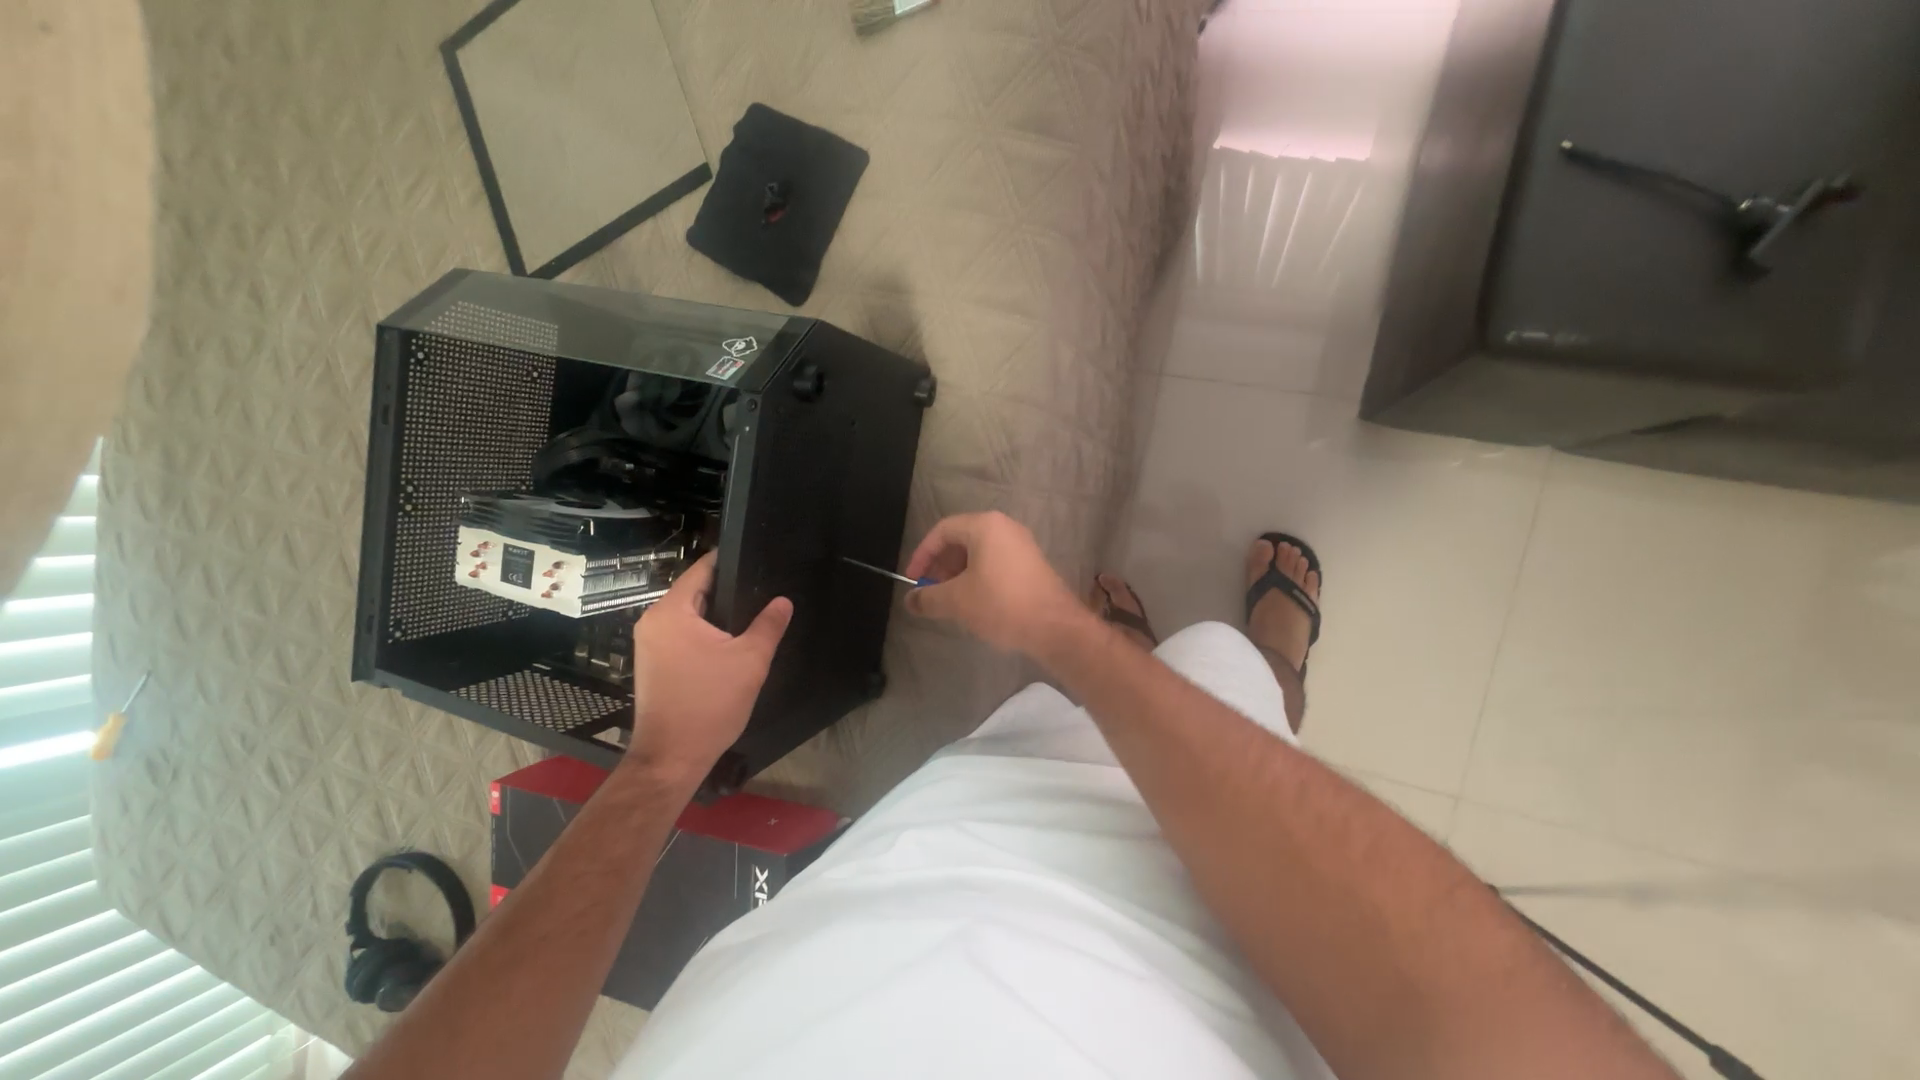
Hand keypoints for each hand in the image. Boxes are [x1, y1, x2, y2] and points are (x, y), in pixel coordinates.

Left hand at [628, 553, 792, 790]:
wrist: (672, 757)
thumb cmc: (709, 703)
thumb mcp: (750, 661)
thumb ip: (768, 625)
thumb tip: (783, 601)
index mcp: (671, 611)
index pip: (701, 570)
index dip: (730, 562)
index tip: (757, 559)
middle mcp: (653, 621)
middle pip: (694, 592)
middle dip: (728, 591)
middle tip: (762, 592)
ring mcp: (649, 645)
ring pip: (688, 617)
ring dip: (717, 616)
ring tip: (752, 617)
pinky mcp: (653, 665)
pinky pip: (681, 636)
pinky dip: (704, 635)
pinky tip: (729, 645)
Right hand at [903, 511, 1085, 655]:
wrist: (1055, 627)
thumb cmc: (1001, 604)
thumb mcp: (957, 601)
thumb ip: (928, 597)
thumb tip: (910, 600)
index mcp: (985, 526)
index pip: (942, 531)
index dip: (922, 555)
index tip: (912, 580)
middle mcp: (1005, 528)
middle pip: (961, 540)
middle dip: (941, 566)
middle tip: (931, 592)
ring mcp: (1022, 546)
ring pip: (979, 554)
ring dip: (958, 575)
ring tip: (951, 602)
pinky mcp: (1032, 566)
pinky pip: (996, 564)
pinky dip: (978, 579)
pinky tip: (975, 605)